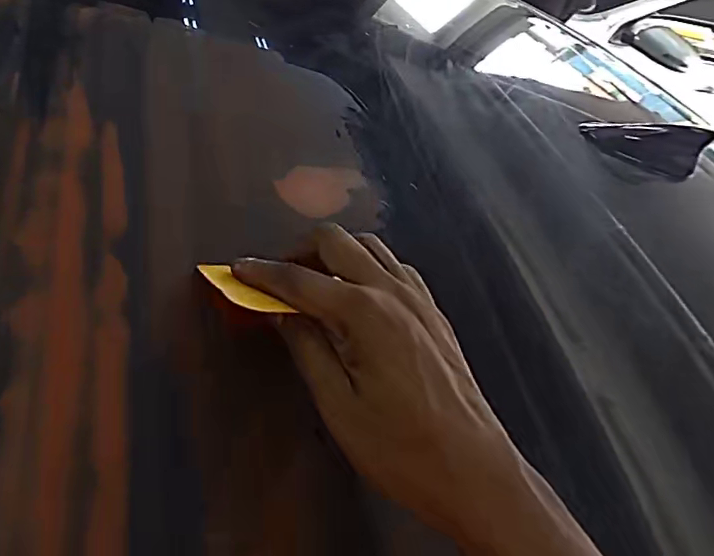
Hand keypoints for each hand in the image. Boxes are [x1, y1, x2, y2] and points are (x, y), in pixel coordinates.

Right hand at [235, 225, 598, 555]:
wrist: (476, 473)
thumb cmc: (404, 450)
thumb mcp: (340, 407)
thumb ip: (307, 348)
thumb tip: (280, 311)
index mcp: (365, 312)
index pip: (300, 280)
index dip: (263, 274)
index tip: (238, 269)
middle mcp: (391, 290)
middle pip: (334, 240)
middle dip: (298, 251)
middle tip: (276, 279)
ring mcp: (416, 296)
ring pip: (366, 243)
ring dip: (333, 253)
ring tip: (313, 282)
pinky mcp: (432, 308)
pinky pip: (392, 263)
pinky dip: (365, 264)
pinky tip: (357, 293)